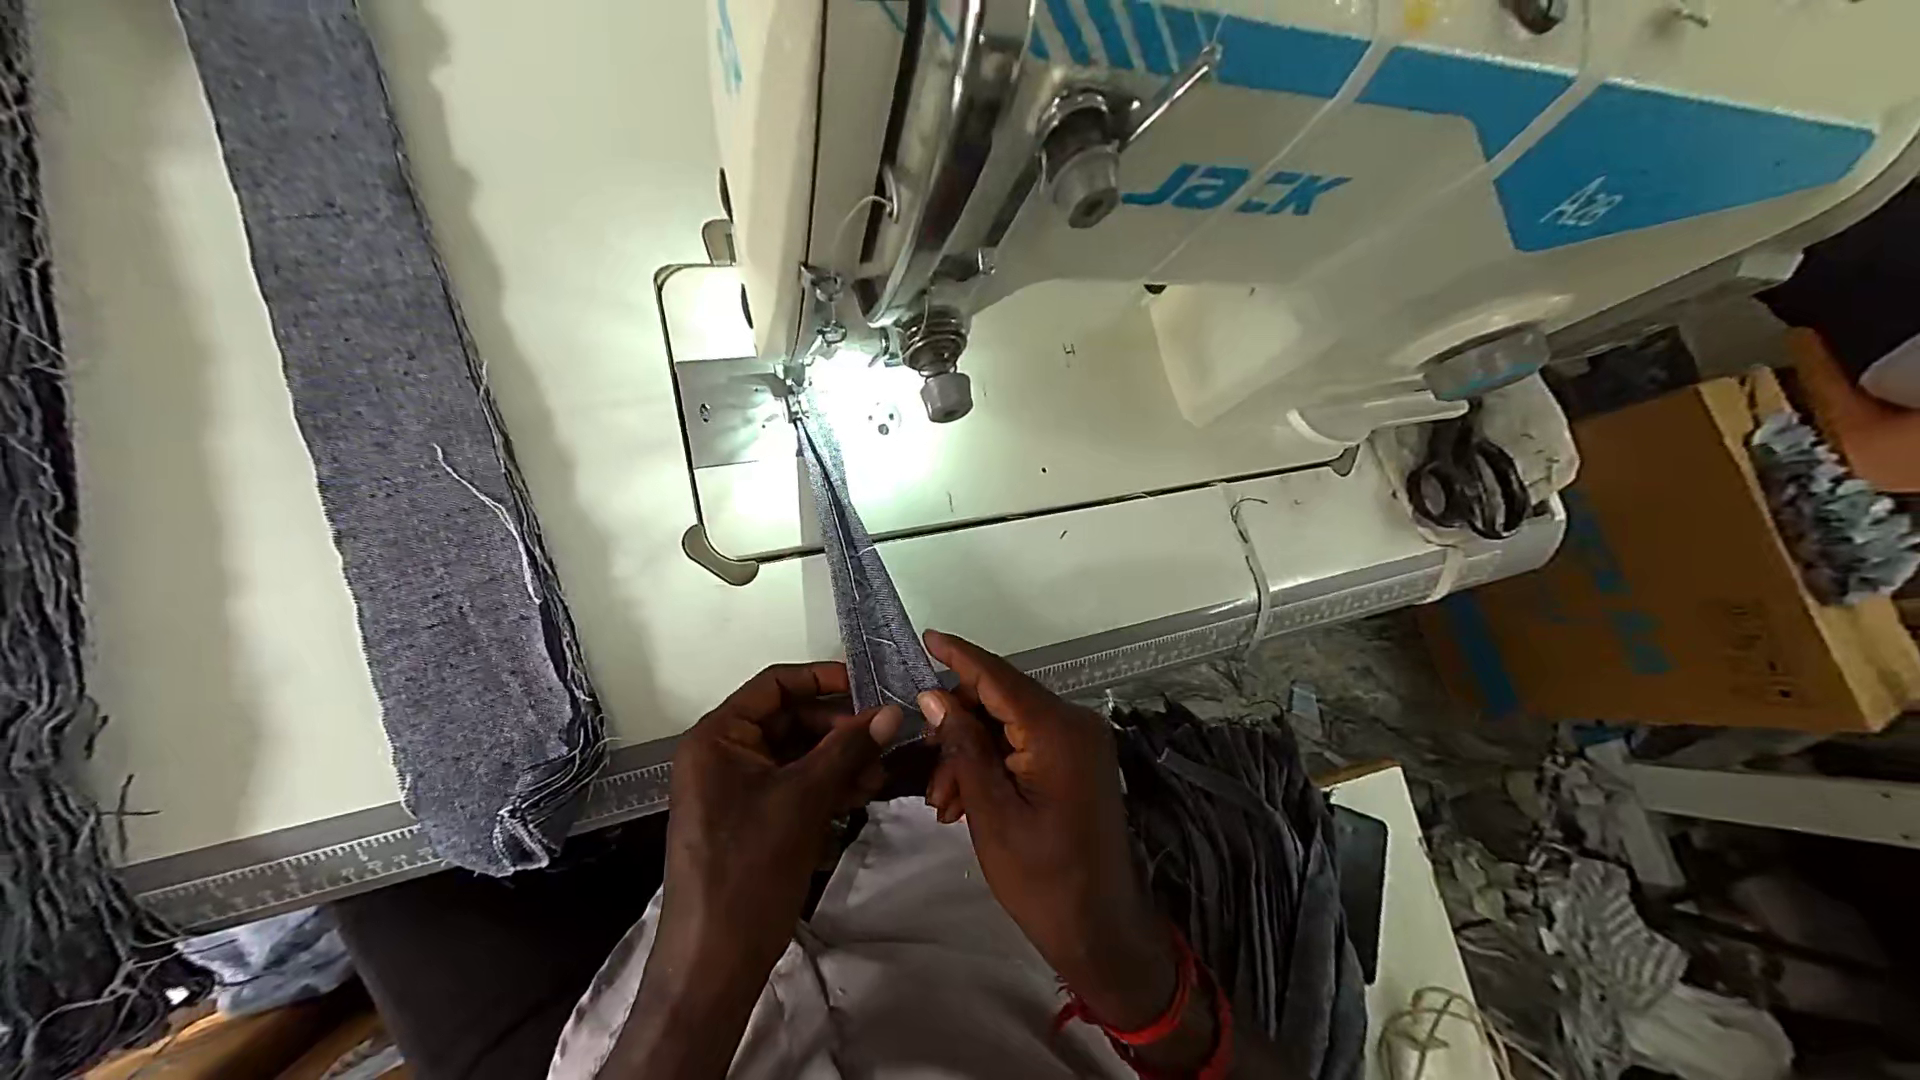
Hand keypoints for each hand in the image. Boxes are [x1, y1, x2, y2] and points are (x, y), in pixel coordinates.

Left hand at [659, 662, 900, 979]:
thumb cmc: (750, 868)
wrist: (715, 963)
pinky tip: (860, 795)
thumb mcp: (804, 798)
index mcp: (718, 737)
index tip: (867, 685)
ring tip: (878, 775)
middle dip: (839, 730)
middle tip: (883, 741)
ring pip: (799, 754)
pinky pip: (796, 784)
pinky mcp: (755, 817)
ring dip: (840, 759)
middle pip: (792, 720)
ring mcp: (739, 788)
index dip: (822, 679)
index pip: (774, 685)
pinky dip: (828, 785)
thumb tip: (893, 710)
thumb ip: (849, 748)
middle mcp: (725, 754)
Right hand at [917, 631, 1178, 1031]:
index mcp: (1058, 730)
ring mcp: (1079, 741)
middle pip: (1002, 700)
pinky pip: (1025, 743)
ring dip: (971, 753)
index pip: (999, 678)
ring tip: (945, 802)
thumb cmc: (1044, 879)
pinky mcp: (1077, 759)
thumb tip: (935, 695)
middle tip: (928, 772)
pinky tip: (967, 800)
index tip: (926, 636)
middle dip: (958, 728)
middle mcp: (1074, 723)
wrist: (1101, 932)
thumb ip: (964, 746)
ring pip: (1009, 725)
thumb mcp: (992, 813)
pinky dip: (994, 763)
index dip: (960, 655)